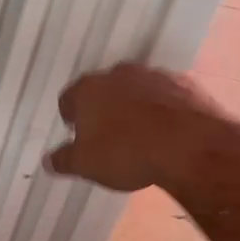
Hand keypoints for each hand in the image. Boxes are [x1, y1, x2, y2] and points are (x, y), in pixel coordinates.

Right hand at [45, 63, 239, 191]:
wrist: (191, 147)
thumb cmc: (127, 153)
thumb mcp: (85, 165)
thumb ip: (63, 160)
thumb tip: (48, 160)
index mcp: (88, 89)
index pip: (69, 98)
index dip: (70, 117)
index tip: (77, 134)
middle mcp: (119, 74)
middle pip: (104, 89)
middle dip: (104, 108)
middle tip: (108, 135)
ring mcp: (155, 76)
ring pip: (137, 90)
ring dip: (135, 106)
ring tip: (141, 135)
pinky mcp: (186, 84)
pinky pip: (167, 96)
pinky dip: (164, 110)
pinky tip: (168, 133)